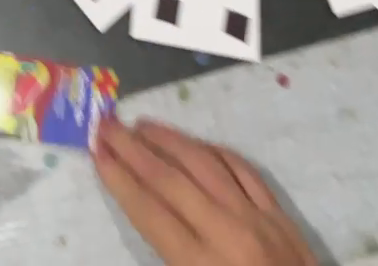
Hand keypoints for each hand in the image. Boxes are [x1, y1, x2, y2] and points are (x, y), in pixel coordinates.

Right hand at [94, 118, 315, 265]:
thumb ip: (170, 261)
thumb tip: (147, 218)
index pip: (150, 212)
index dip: (119, 180)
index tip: (96, 153)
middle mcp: (228, 234)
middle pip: (171, 179)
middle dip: (133, 149)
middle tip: (105, 124)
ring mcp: (258, 219)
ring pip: (205, 163)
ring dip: (169, 140)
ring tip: (141, 124)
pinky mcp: (281, 216)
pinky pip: (242, 169)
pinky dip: (213, 151)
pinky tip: (196, 144)